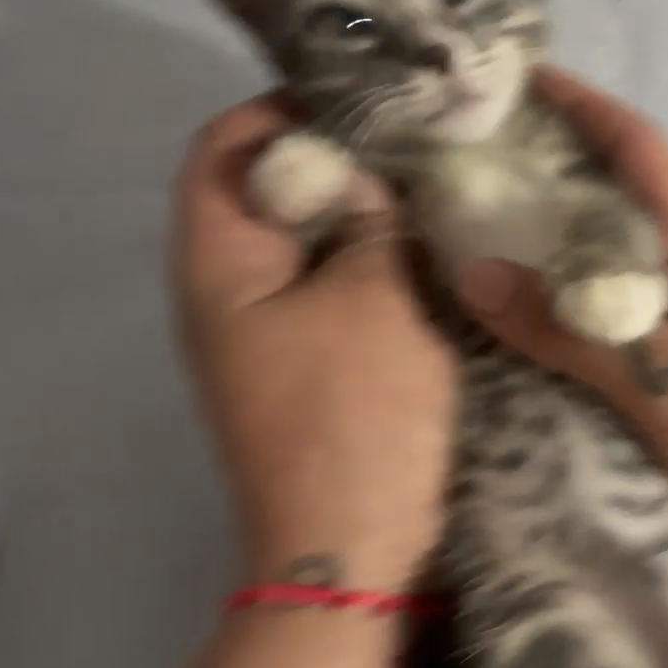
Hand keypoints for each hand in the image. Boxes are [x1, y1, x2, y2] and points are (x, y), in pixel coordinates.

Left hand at [174, 97, 456, 667]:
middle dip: (348, 176)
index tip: (381, 116)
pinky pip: (348, 310)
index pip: (232, 149)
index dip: (296, 117)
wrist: (352, 551)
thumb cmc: (359, 424)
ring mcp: (277, 346)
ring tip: (447, 221)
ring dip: (376, 238)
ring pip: (321, 261)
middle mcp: (233, 299)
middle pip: (278, 204)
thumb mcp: (374, 310)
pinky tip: (443, 287)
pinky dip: (387, 288)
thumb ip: (370, 232)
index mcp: (220, 266)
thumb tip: (366, 183)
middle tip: (430, 168)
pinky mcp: (322, 382)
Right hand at [456, 69, 667, 582]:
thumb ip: (577, 334)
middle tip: (477, 177)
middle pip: (632, 207)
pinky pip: (637, 324)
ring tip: (495, 246)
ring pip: (632, 269)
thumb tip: (472, 271)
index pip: (646, 153)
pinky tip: (554, 330)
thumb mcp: (667, 384)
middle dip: (561, 179)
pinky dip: (590, 313)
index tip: (518, 80)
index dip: (586, 107)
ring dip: (571, 250)